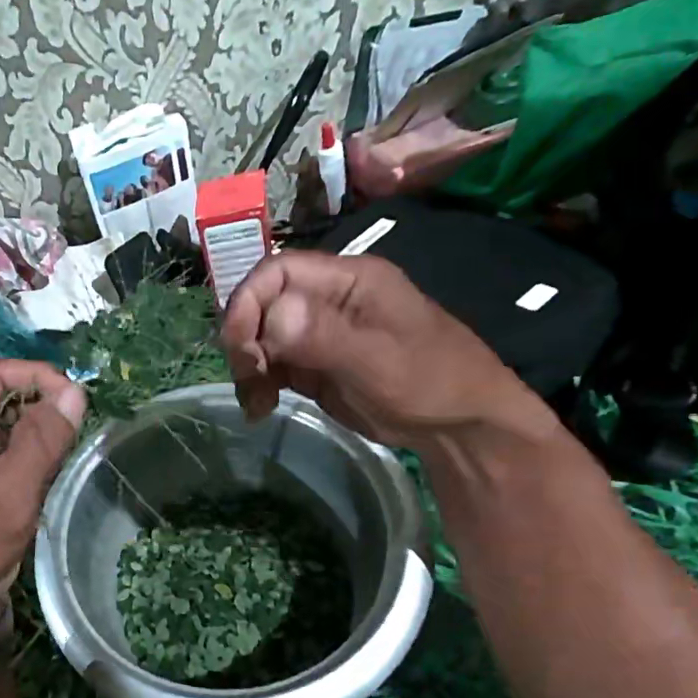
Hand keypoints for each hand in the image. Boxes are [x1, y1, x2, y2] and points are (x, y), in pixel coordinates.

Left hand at [0, 360, 87, 657]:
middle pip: (4, 398)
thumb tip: (75, 391)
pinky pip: (8, 456)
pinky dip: (32, 460)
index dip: (41, 378)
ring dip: (41, 437)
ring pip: (10, 429)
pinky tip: (50, 479)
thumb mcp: (11, 487)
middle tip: (78, 433)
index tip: (80, 401)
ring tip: (66, 458)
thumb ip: (44, 436)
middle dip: (43, 408)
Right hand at [220, 251, 557, 448]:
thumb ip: (324, 334)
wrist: (458, 426)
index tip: (239, 345)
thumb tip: (271, 315)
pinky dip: (260, 385)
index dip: (249, 301)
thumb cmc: (429, 382)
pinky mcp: (315, 366)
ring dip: (250, 367)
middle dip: (246, 339)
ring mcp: (320, 334)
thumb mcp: (377, 359)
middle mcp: (328, 300)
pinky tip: (261, 409)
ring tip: (257, 402)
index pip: (279, 271)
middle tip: (249, 377)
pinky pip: (274, 366)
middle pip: (264, 304)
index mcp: (348, 280)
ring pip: (263, 337)